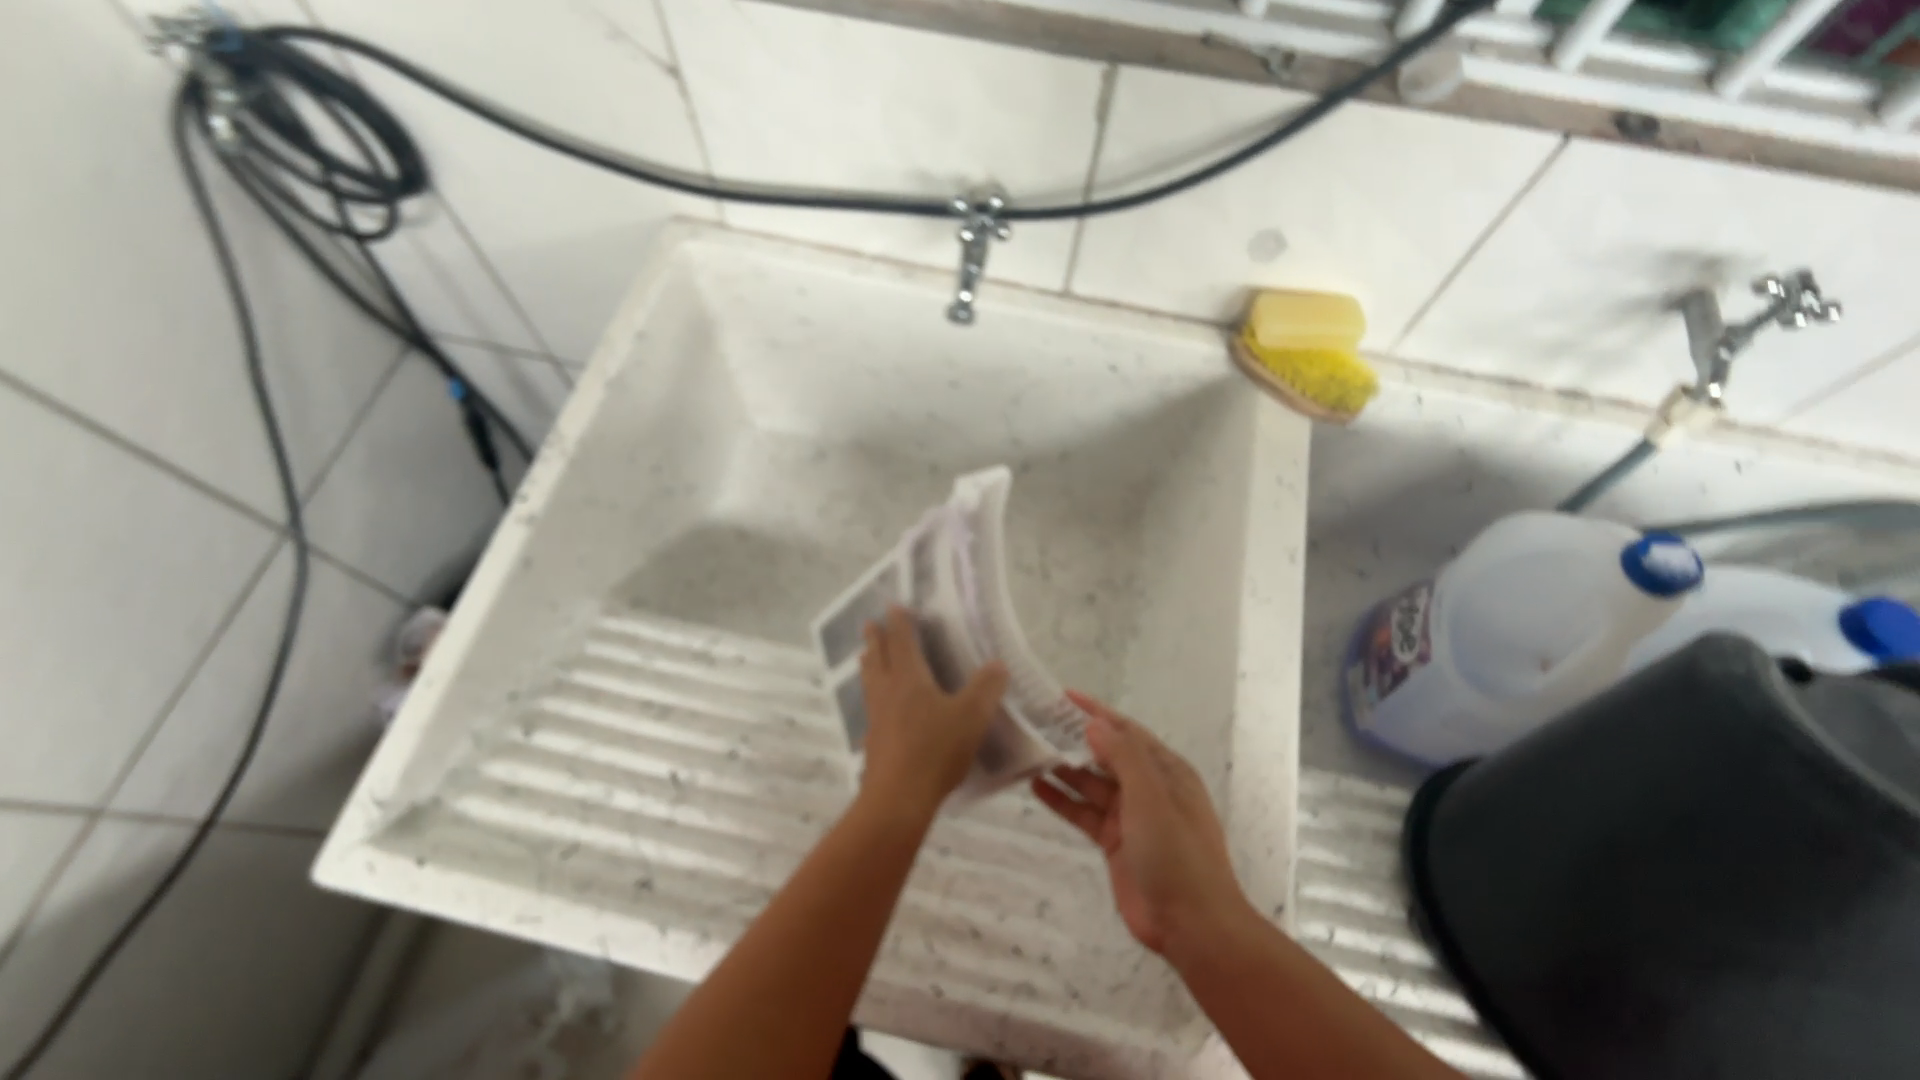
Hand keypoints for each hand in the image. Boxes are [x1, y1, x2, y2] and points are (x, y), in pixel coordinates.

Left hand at [857, 607, 1008, 822]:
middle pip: (878, 658)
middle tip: (870, 624)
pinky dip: (873, 697)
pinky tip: (877, 709)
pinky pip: (872, 708)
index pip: (902, 642)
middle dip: (876, 639)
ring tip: (866, 657)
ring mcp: (877, 718)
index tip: (894, 606)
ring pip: (870, 682)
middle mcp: (888, 692)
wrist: (899, 798)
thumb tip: (998, 664)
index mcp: (909, 678)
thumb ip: (986, 688)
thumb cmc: (936, 749)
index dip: (900, 623)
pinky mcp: (875, 742)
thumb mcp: (972, 716)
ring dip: (869, 665)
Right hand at [1032, 692, 1253, 957]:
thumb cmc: (1177, 853)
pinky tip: (1037, 787)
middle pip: (1107, 755)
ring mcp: (1132, 817)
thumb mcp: (1151, 797)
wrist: (1193, 924)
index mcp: (1167, 771)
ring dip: (1066, 769)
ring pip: (1092, 784)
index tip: (1063, 696)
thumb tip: (1094, 725)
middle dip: (1077, 739)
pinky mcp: (1116, 843)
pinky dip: (1064, 800)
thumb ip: (1123, 757)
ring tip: (1030, 751)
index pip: (1127, 731)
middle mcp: (1150, 788)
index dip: (1096, 712)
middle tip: (1038, 722)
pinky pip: (1085, 813)